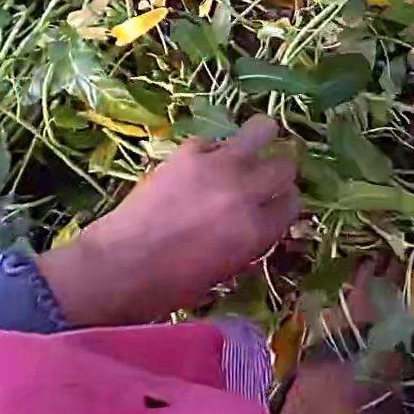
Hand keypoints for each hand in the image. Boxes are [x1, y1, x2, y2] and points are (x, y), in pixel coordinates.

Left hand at [36, 114, 299, 325]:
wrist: (120, 264)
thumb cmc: (171, 284)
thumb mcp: (225, 270)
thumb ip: (251, 240)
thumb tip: (259, 219)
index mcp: (256, 230)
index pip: (293, 202)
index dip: (285, 203)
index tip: (274, 205)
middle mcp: (245, 191)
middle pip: (285, 165)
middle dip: (278, 172)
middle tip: (262, 180)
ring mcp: (219, 164)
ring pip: (262, 130)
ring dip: (261, 138)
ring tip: (250, 148)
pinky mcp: (191, 149)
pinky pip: (215, 140)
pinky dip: (213, 151)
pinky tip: (200, 166)